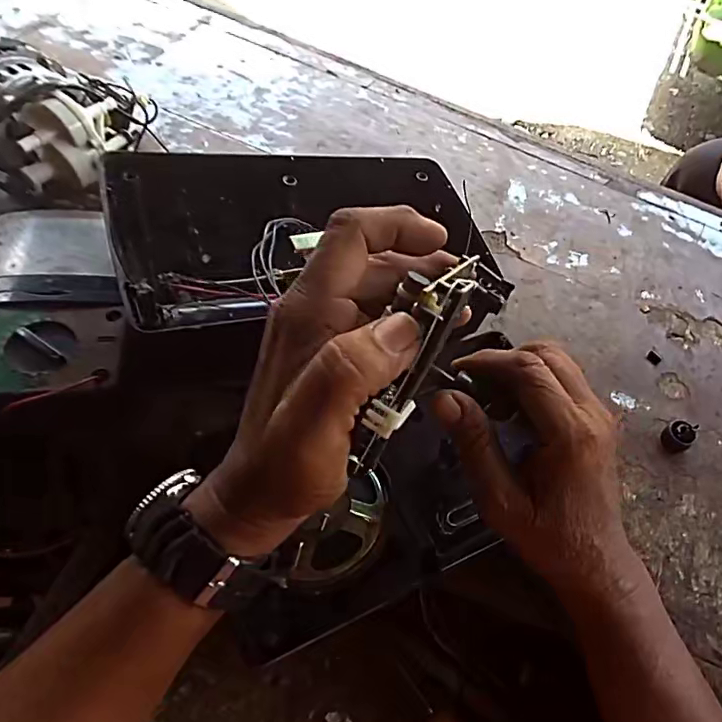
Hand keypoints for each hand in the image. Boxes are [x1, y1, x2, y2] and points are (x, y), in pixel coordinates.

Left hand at [185, 206, 454, 555]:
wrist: (258, 497)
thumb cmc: (284, 467)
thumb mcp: (316, 423)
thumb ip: (353, 368)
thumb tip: (405, 326)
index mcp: (310, 313)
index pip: (351, 237)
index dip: (398, 225)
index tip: (441, 241)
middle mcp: (316, 313)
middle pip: (372, 261)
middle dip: (421, 264)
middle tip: (462, 289)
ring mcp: (324, 335)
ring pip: (378, 292)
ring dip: (420, 295)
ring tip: (456, 313)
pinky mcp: (335, 358)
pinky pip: (377, 325)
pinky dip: (409, 325)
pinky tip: (431, 342)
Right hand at [430, 342, 646, 613]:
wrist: (596, 560)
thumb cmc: (549, 539)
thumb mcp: (501, 501)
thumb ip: (476, 445)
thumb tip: (445, 399)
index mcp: (571, 432)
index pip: (530, 370)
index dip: (488, 361)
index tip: (456, 371)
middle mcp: (593, 413)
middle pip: (548, 354)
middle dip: (505, 358)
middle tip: (472, 382)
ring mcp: (601, 414)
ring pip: (561, 361)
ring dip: (522, 366)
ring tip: (491, 395)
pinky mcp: (599, 420)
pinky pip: (568, 379)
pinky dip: (538, 379)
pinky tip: (515, 409)